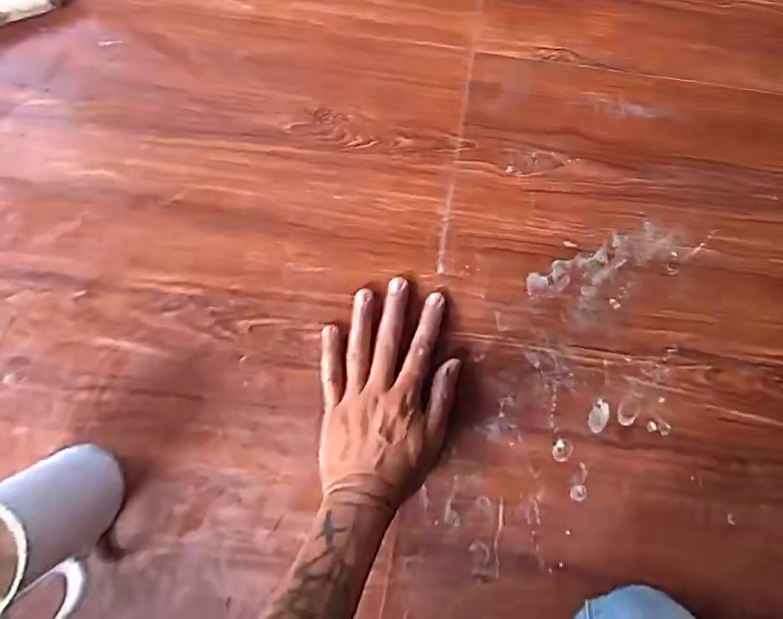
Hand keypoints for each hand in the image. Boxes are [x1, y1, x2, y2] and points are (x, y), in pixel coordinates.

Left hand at [318, 278, 461, 513]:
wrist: (359, 501)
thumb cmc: (402, 471)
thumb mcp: (433, 439)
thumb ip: (441, 398)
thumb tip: (452, 362)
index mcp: (404, 397)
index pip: (419, 351)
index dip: (428, 323)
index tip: (435, 297)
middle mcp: (378, 391)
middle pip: (387, 344)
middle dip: (395, 311)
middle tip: (398, 283)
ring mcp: (352, 398)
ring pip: (357, 352)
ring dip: (362, 321)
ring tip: (365, 293)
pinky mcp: (332, 409)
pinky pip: (330, 376)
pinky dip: (330, 352)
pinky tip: (331, 328)